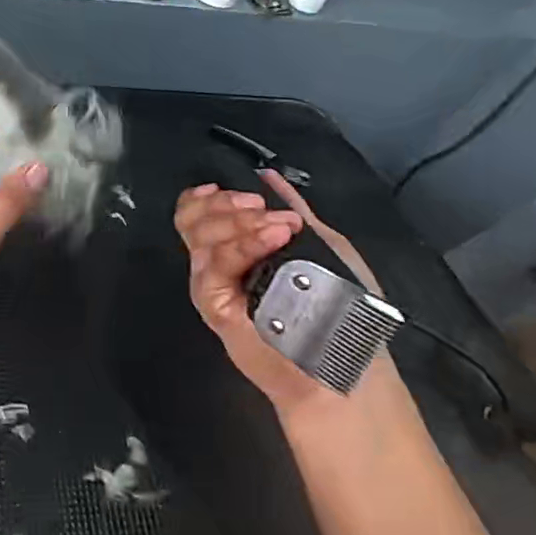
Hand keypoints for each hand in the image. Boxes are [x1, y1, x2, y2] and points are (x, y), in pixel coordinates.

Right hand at [175, 181, 322, 412]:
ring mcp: (214, 284)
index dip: (207, 198)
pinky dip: (242, 245)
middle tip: (261, 210)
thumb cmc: (339, 303)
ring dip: (241, 222)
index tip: (233, 192)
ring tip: (281, 230)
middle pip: (193, 219)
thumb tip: (266, 174)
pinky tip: (275, 239)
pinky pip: (212, 266)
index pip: (198, 214)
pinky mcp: (213, 305)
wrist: (342, 360)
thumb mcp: (320, 242)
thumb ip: (292, 208)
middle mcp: (219, 263)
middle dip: (227, 204)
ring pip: (199, 236)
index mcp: (237, 248)